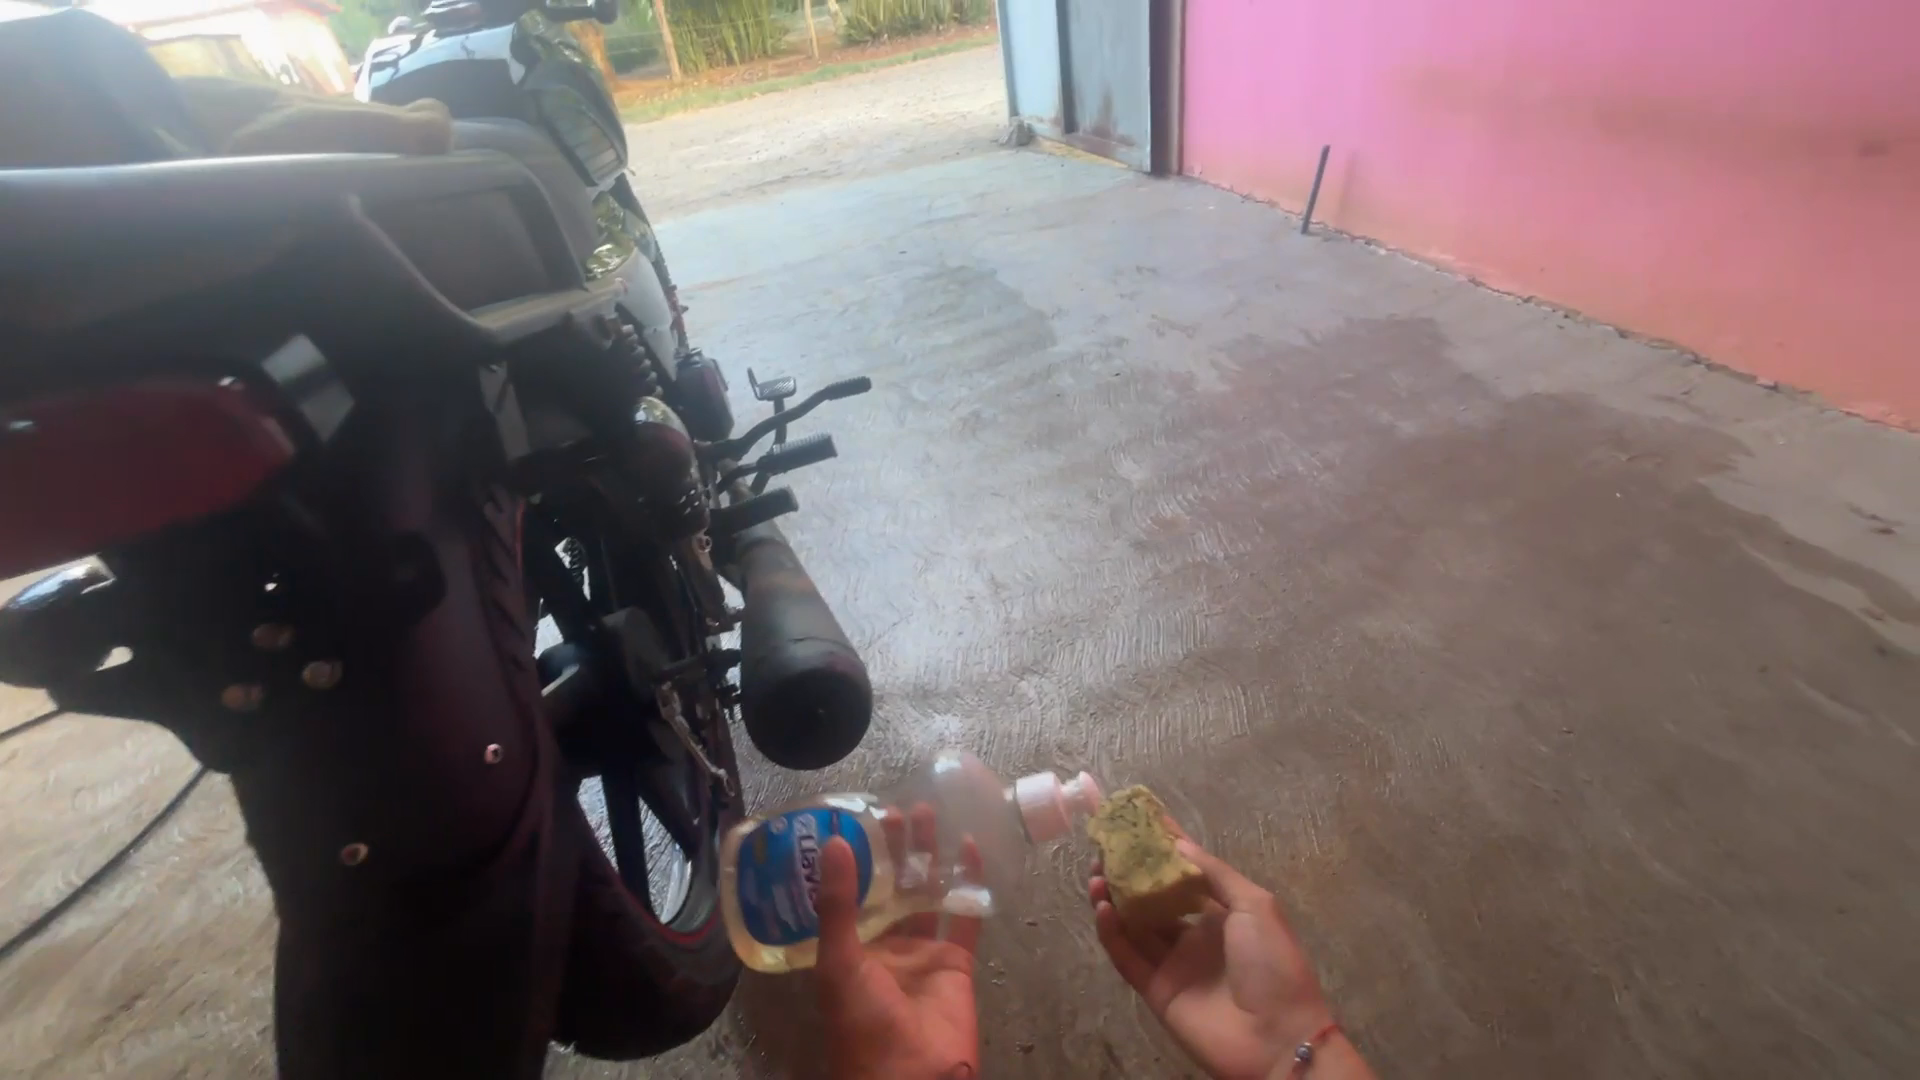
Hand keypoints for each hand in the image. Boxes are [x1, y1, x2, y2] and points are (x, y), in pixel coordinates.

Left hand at [814, 808, 982, 1079]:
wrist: (910, 1077)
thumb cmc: (862, 1022)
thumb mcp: (839, 963)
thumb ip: (838, 905)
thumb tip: (835, 842)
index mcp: (853, 944)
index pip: (855, 889)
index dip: (860, 856)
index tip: (862, 817)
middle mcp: (887, 941)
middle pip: (894, 884)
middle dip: (898, 848)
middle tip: (903, 808)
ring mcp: (923, 949)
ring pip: (928, 892)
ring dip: (931, 856)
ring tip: (932, 814)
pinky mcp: (956, 958)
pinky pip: (965, 912)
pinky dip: (970, 881)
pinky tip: (971, 848)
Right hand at [1090, 835, 1365, 1079]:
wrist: (1279, 1040)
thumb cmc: (1273, 964)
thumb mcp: (1255, 905)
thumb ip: (1214, 872)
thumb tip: (1177, 842)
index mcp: (1218, 913)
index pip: (1181, 872)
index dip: (1160, 847)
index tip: (1135, 821)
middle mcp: (1192, 934)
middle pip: (1150, 896)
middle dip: (1126, 872)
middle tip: (1104, 850)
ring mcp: (1172, 963)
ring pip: (1133, 923)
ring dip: (1112, 897)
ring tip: (1096, 875)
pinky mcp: (1156, 990)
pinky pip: (1126, 957)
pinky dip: (1110, 932)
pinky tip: (1102, 909)